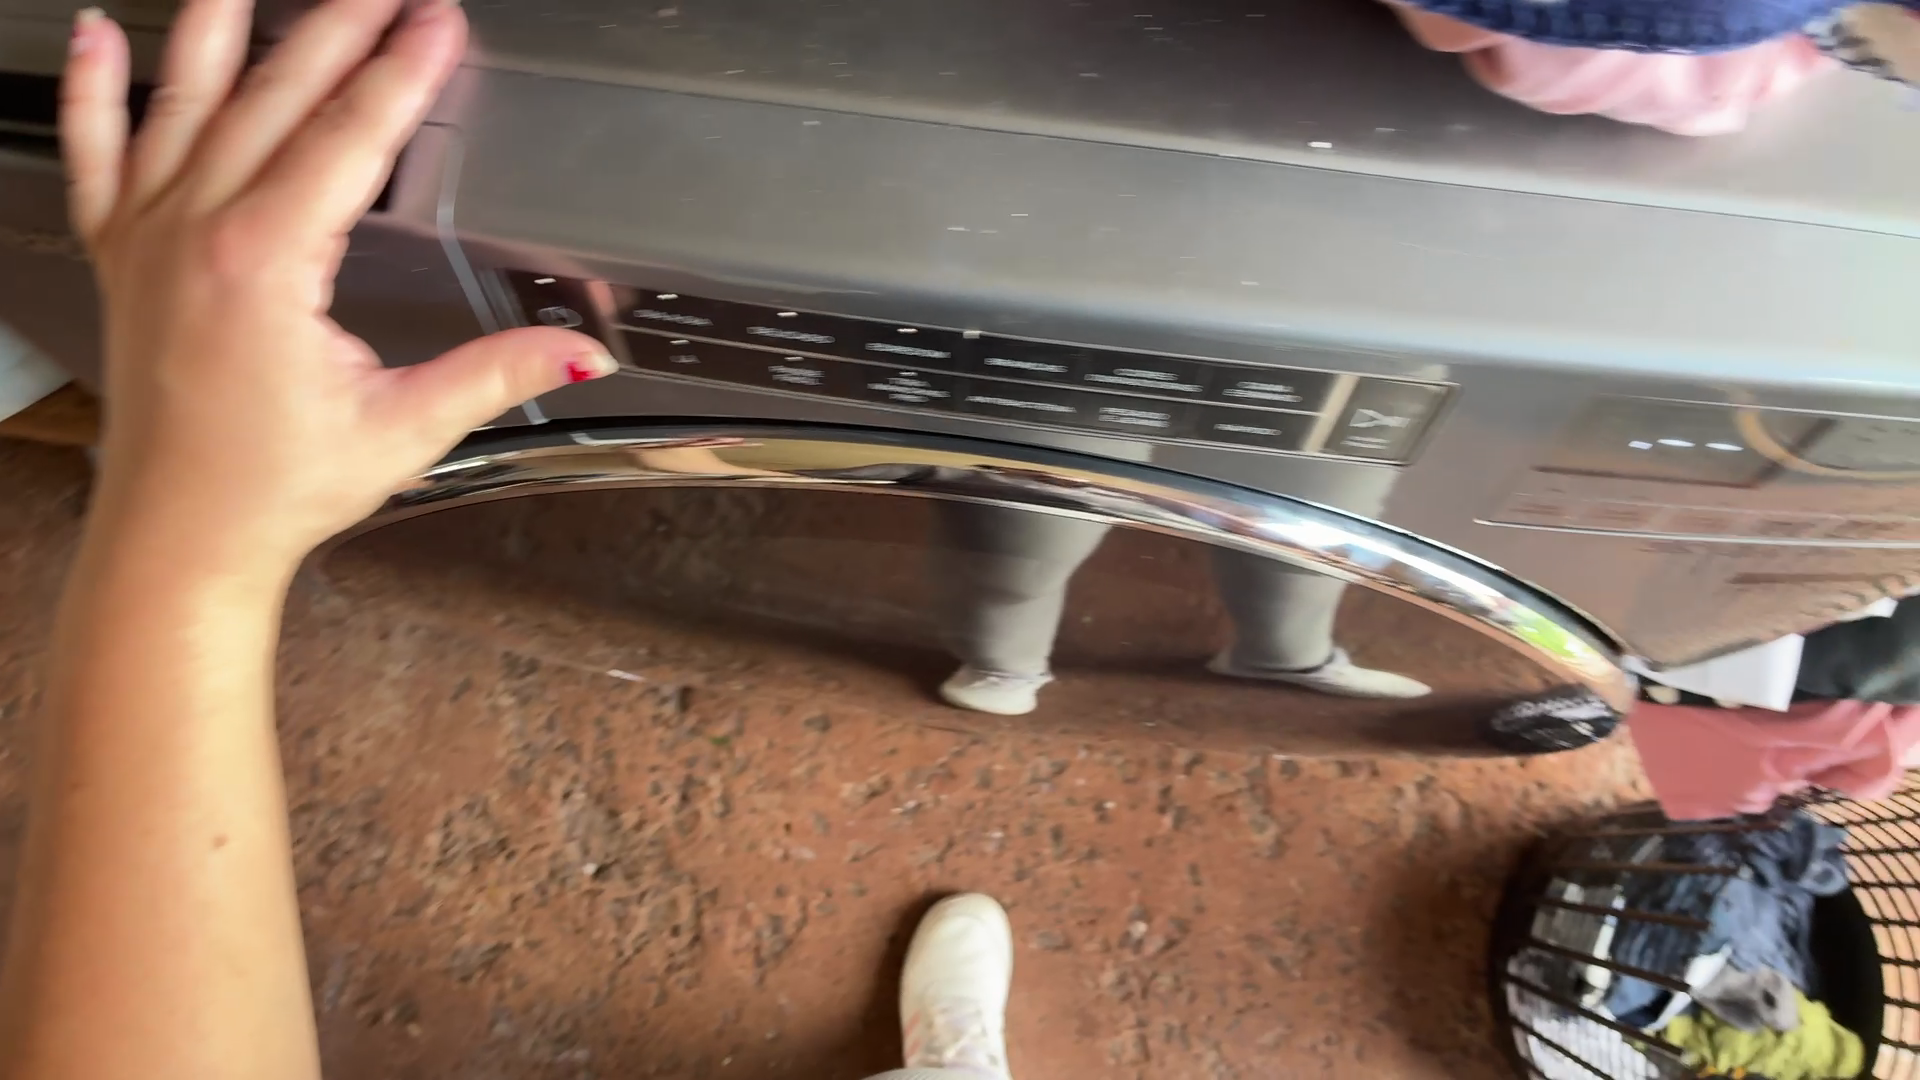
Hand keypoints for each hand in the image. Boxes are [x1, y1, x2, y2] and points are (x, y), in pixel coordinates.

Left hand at [61, 0, 616, 571]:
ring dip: (222, 33)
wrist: (187, 528)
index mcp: (262, 264)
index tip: (434, 25)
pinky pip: (97, 151)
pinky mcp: (126, 258)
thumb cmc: (286, 480)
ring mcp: (147, 238)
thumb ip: (499, 375)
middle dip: (333, 34)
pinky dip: (98, 90)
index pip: (346, 143)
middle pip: (271, 102)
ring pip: (183, 104)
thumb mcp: (412, 426)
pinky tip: (106, 39)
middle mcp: (192, 231)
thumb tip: (583, 352)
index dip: (400, 78)